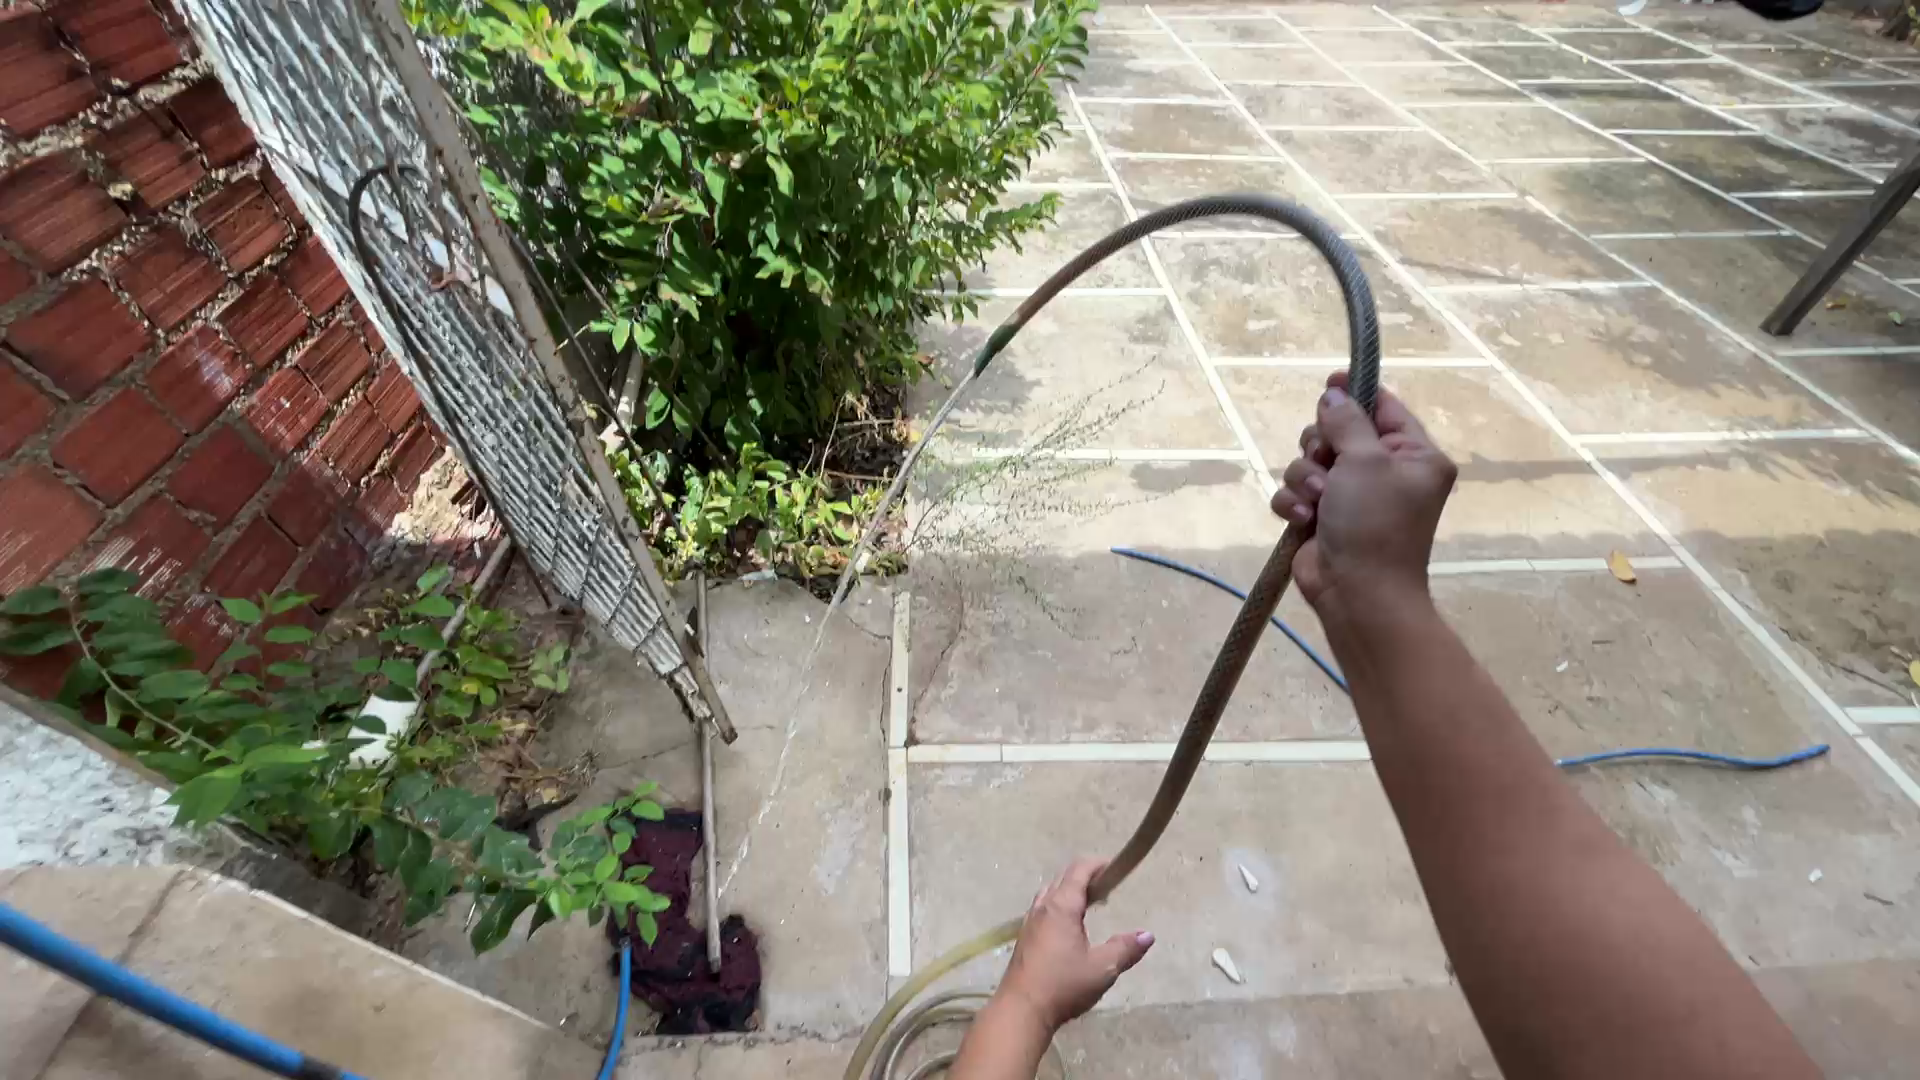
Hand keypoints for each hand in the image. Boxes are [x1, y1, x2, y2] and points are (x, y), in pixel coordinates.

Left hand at [996, 857, 1153, 1031]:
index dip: (1097, 865)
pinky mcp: (1025, 934)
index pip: (1079, 870)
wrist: (1022, 1008)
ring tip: (1090, 905)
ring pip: (1051, 891)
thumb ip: (1125, 949)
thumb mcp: (1102, 969)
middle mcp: (1044, 905)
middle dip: (1086, 877)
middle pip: (1064, 877)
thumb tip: (1148, 935)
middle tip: (1107, 889)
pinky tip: (1068, 926)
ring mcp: (1031, 919)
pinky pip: (1044, 906)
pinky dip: (1059, 903)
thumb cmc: (1063, 985)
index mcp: (1062, 906)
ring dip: (1070, 890)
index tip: (1115, 868)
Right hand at [1268, 371, 1456, 625]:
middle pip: (1336, 433)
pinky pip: (1293, 493)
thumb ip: (1347, 422)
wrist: (1357, 590)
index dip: (1355, 393)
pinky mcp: (1319, 517)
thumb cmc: (1375, 522)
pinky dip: (1293, 504)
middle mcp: (1381, 472)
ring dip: (1304, 480)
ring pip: (1308, 463)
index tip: (1331, 380)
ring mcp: (1348, 496)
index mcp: (1412, 456)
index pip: (1384, 409)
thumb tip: (1334, 392)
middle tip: (1327, 464)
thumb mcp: (1366, 462)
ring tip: (1316, 502)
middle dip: (1321, 447)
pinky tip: (1303, 519)